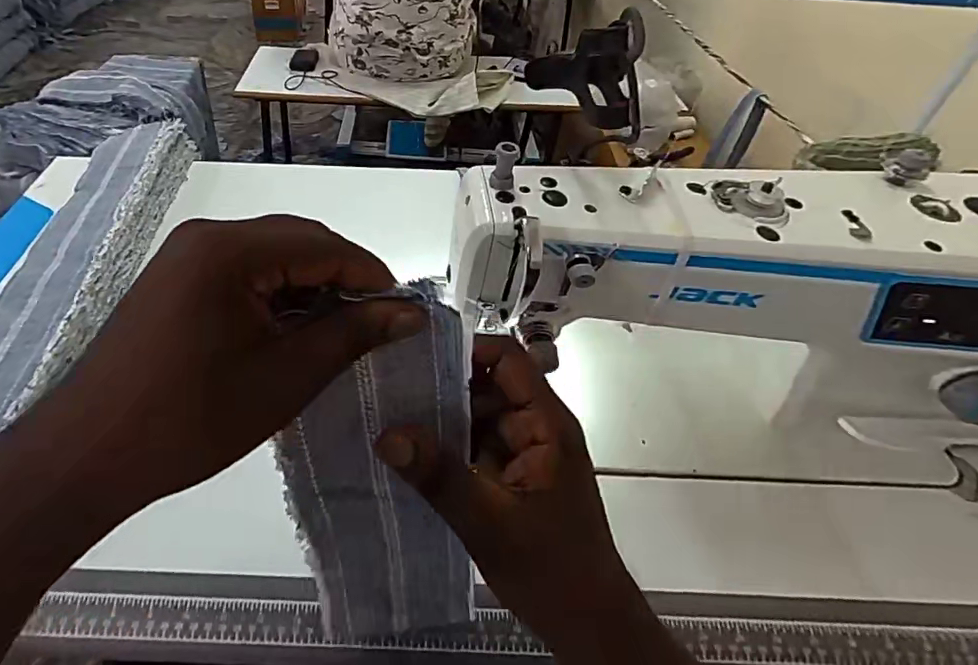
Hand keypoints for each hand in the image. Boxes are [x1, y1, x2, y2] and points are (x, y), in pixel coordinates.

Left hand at [44, 215, 426, 506]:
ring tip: (338, 333)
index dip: (369, 273)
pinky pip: (239, 272)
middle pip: (293, 241)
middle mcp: (205, 236)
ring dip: (306, 288)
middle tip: (376, 324)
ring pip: (267, 257)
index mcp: (228, 248)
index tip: (403, 311)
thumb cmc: (190, 417)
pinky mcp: (174, 279)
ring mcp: (184, 255)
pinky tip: (290, 331)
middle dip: (339, 277)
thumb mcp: (284, 376)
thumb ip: (351, 334)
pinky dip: (273, 295)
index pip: (320, 242)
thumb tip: (407, 312)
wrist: (91, 450)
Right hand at [376, 335, 655, 661]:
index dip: (464, 349)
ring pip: (474, 411)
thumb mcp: (491, 523)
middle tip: (389, 384)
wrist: (590, 628)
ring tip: (390, 411)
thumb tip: (387, 435)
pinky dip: (444, 441)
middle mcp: (534, 425)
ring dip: (438, 413)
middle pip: (484, 381)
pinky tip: (409, 447)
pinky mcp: (508, 471)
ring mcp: (521, 448)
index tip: (416, 355)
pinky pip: (472, 440)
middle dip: (440, 382)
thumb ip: (440, 476)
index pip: (506, 357)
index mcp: (545, 423)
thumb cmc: (555, 572)